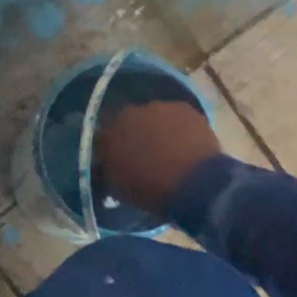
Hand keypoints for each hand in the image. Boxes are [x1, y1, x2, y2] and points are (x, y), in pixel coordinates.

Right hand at [95, 100, 223, 215]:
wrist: (194, 182)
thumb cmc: (150, 189)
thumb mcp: (118, 187)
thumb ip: (108, 170)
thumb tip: (105, 165)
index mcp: (109, 132)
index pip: (103, 137)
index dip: (110, 149)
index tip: (117, 161)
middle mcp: (131, 113)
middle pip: (129, 122)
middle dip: (134, 135)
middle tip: (144, 154)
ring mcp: (159, 107)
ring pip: (154, 118)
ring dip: (157, 130)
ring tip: (168, 150)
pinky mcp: (185, 108)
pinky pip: (176, 117)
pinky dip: (178, 128)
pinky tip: (185, 145)